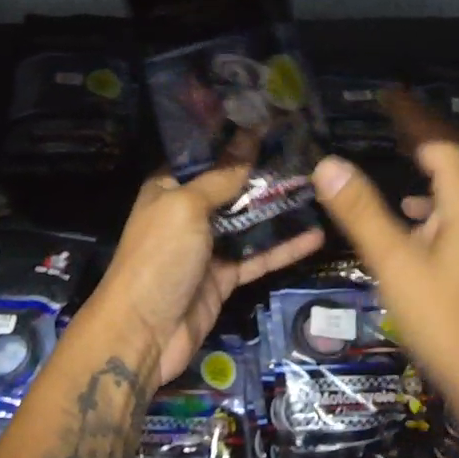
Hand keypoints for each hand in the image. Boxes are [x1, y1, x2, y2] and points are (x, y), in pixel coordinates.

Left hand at [90, 133, 324, 382]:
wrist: (142, 334)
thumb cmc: (158, 257)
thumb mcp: (187, 207)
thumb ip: (221, 177)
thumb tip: (249, 137)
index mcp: (169, 188)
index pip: (206, 156)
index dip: (235, 140)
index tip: (271, 123)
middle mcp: (188, 212)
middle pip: (232, 187)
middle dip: (264, 172)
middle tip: (306, 153)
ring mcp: (207, 246)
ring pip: (249, 221)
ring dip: (279, 208)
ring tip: (317, 188)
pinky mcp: (224, 277)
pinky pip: (258, 256)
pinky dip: (284, 247)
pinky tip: (315, 236)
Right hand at [311, 91, 458, 410]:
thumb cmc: (440, 318)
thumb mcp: (392, 262)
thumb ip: (360, 211)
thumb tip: (327, 162)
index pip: (439, 141)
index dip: (412, 115)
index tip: (386, 94)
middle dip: (430, 128)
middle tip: (395, 114)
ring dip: (437, 155)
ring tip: (402, 147)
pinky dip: (439, 191)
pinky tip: (413, 209)